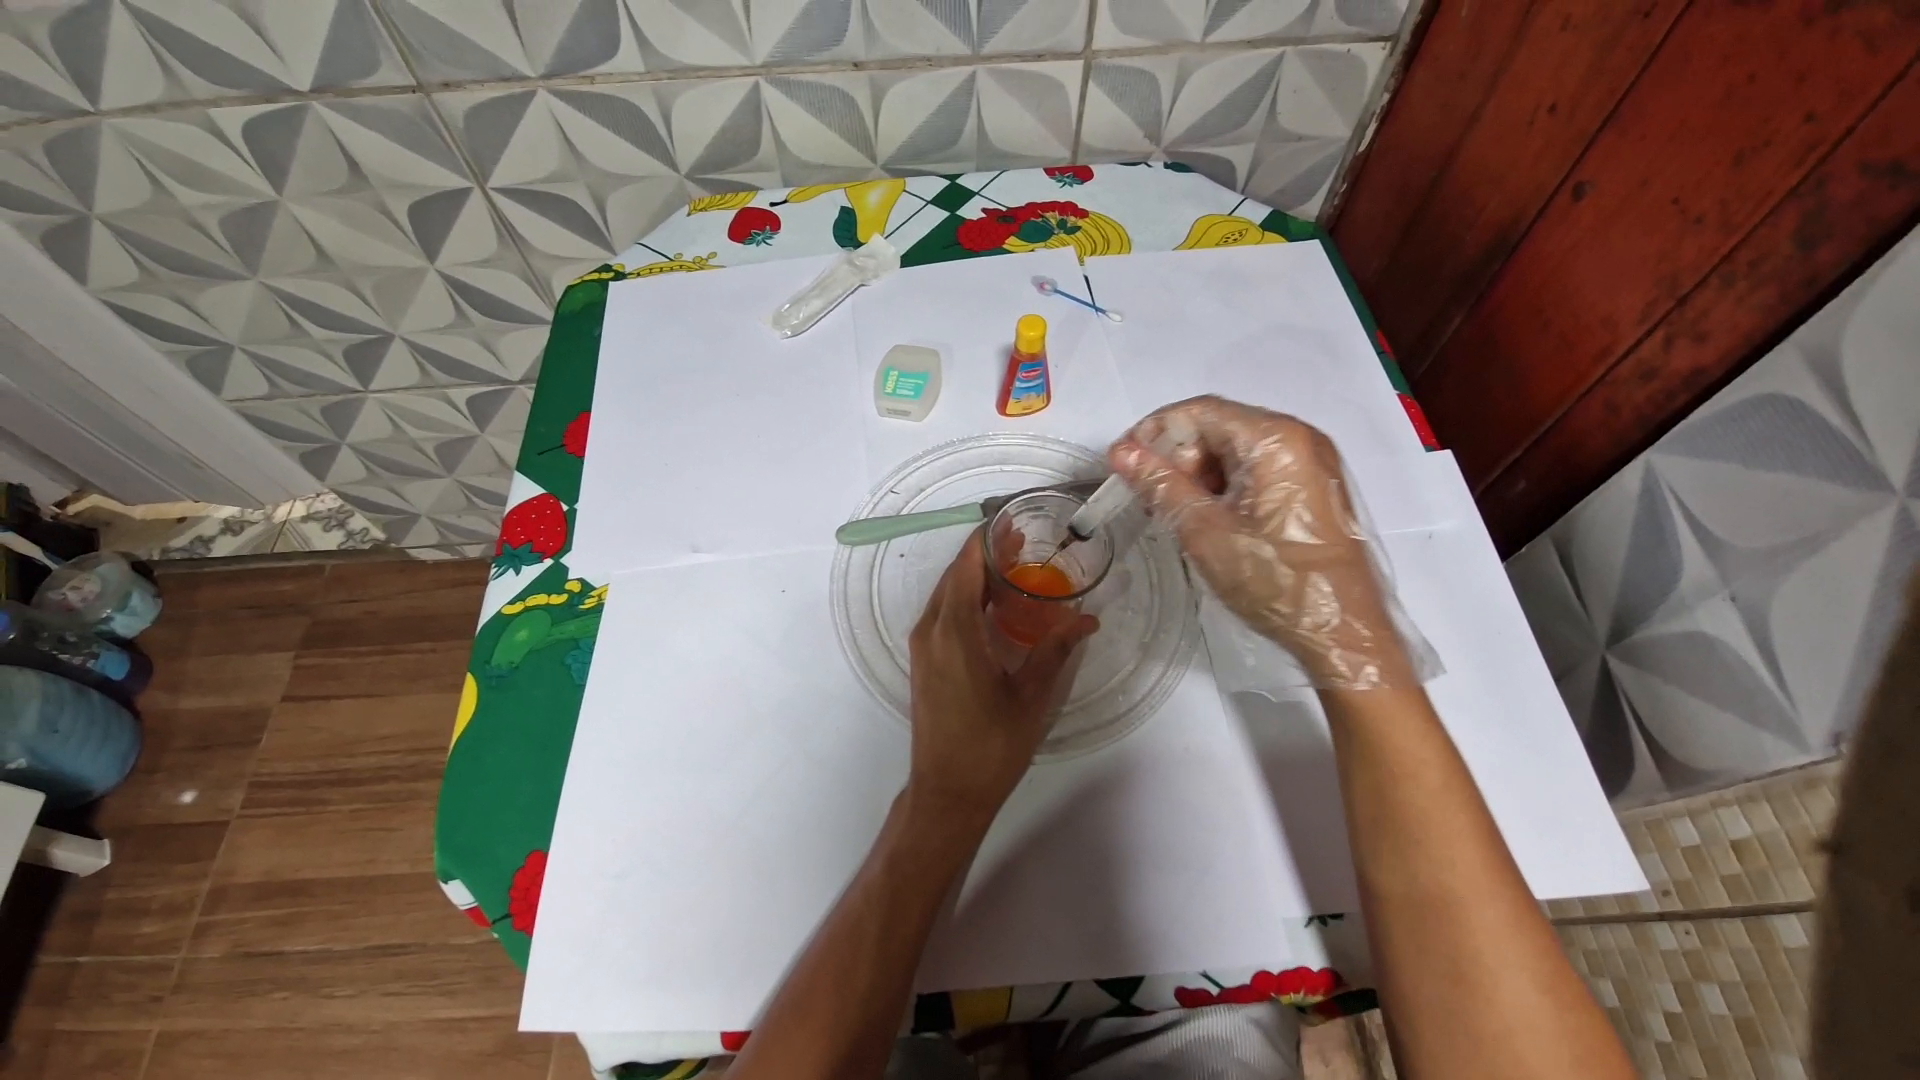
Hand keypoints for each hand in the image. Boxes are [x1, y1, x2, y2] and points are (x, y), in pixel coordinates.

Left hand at [907, 528, 1097, 825]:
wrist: (946, 792)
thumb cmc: (990, 746)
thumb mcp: (1031, 697)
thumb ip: (1056, 650)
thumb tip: (1088, 617)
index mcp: (953, 631)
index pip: (966, 566)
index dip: (988, 540)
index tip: (1015, 522)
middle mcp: (930, 630)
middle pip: (955, 576)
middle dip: (986, 556)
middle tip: (1025, 545)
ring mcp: (923, 646)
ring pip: (947, 594)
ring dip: (976, 577)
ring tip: (1016, 569)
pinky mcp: (924, 661)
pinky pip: (944, 614)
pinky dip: (968, 600)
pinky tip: (997, 608)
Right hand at [1108, 395, 1411, 688]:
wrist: (1344, 633)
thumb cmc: (1273, 580)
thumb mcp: (1205, 531)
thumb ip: (1161, 484)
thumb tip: (1121, 452)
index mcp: (1276, 439)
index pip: (1200, 411)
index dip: (1153, 433)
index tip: (1122, 464)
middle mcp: (1301, 437)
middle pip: (1220, 427)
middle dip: (1178, 457)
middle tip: (1151, 499)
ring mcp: (1314, 462)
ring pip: (1238, 450)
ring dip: (1199, 475)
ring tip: (1177, 515)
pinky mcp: (1317, 488)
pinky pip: (1260, 470)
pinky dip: (1227, 487)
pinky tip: (1210, 520)